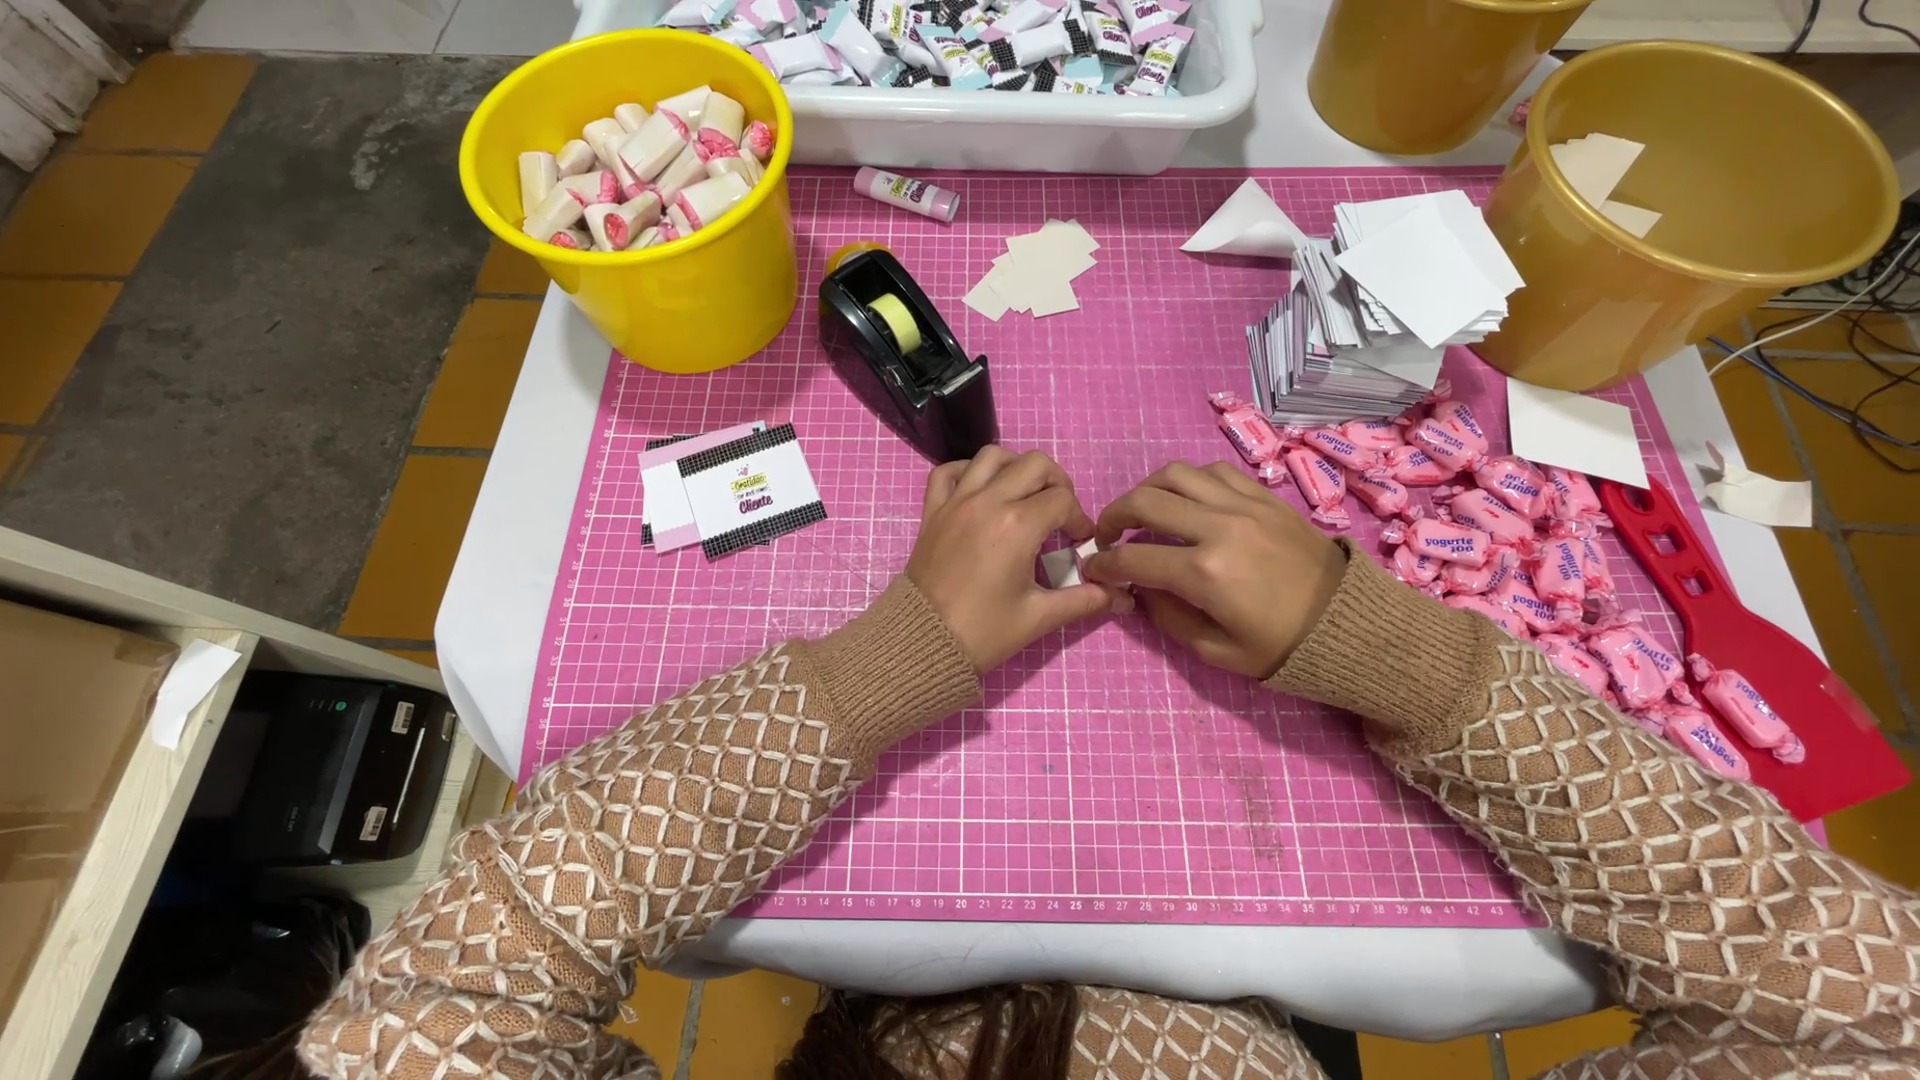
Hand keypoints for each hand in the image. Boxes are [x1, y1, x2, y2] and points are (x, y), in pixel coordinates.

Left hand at [907, 447, 1122, 672]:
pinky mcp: (932, 511)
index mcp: (1017, 526)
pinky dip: (968, 471)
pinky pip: (948, 472)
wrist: (922, 644)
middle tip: (1060, 514)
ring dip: (1016, 468)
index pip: (1063, 500)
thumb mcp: (1038, 617)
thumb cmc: (983, 632)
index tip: (1081, 544)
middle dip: (1057, 483)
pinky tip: (983, 491)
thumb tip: (1121, 596)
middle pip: (1034, 464)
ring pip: (992, 456)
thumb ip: (1084, 600)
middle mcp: (987, 502)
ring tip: (1026, 496)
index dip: (1080, 519)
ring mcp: (956, 502)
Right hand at [1081, 462, 1346, 678]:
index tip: (1092, 567)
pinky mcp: (1264, 496)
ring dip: (1148, 489)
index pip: (1133, 558)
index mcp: (1205, 572)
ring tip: (1142, 510)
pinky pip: (1214, 471)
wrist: (1348, 625)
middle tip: (1107, 534)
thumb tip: (1142, 588)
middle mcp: (1219, 527)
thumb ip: (1168, 616)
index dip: (1103, 563)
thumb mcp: (1215, 650)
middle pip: (1145, 502)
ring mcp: (1244, 504)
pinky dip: (1189, 480)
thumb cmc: (1280, 647)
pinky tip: (1186, 500)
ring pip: (1177, 474)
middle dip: (1113, 516)